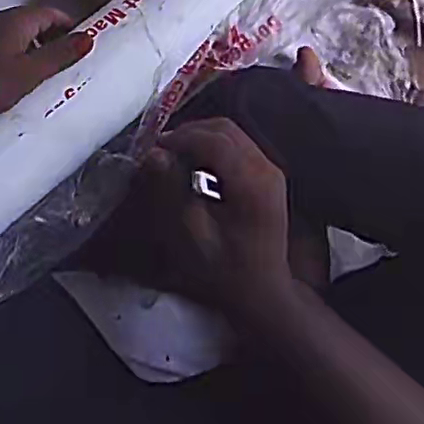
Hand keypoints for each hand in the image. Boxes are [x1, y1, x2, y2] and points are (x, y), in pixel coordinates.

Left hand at [0, 5, 92, 122]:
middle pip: (30, 23)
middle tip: (61, 61)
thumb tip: (86, 38)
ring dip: (26, 49)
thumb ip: (59, 56)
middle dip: (49, 38)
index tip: (79, 41)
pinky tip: (3, 80)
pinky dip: (5, 57)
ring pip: (9, 35)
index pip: (50, 13)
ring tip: (34, 74)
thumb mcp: (29, 73)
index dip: (68, 26)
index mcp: (15, 20)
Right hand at [145, 118, 293, 315]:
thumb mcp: (190, 234)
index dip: (180, 138)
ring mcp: (270, 170)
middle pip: (223, 129)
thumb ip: (172, 189)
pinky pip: (236, 145)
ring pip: (230, 132)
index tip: (153, 150)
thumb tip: (153, 153)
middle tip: (161, 151)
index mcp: (251, 183)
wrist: (262, 294)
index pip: (213, 140)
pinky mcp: (267, 175)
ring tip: (174, 157)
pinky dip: (210, 146)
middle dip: (187, 133)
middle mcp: (266, 169)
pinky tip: (194, 165)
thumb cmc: (224, 269)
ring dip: (198, 137)